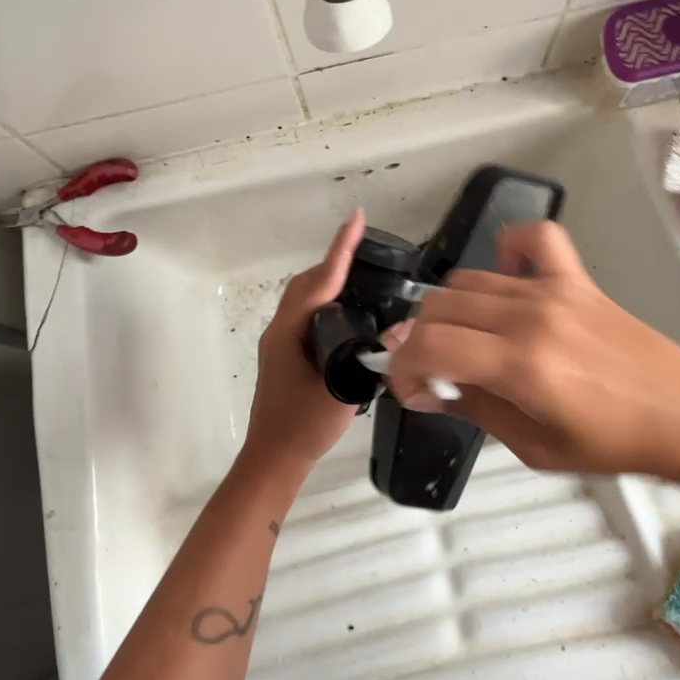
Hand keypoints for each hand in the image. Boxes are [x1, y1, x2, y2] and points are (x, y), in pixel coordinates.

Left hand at [241, 211, 366, 474]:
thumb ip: (374, 359)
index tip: (356, 220)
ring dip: (329, 280)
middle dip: (334, 260)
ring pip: (305, 297)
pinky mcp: (285, 354)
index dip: (340, 250)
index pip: (319, 281)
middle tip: (365, 247)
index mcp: (289, 333)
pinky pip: (306, 314)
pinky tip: (348, 312)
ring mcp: (280, 342)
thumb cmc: (303, 427)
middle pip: (307, 282)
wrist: (273, 459)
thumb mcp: (344, 392)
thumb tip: (406, 328)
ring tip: (361, 273)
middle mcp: (280, 330)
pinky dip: (326, 300)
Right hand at [384, 220, 679, 484]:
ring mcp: (554, 290)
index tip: (411, 390)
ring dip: (449, 310)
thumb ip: (476, 410)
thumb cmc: (615, 443)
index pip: (428, 347)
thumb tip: (429, 390)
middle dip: (418, 342)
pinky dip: (508, 249)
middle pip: (439, 307)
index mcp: (520, 366)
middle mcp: (530, 317)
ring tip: (464, 341)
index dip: (403, 369)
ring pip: (468, 279)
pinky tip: (505, 280)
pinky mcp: (577, 278)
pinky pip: (533, 238)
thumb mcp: (536, 447)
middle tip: (433, 373)